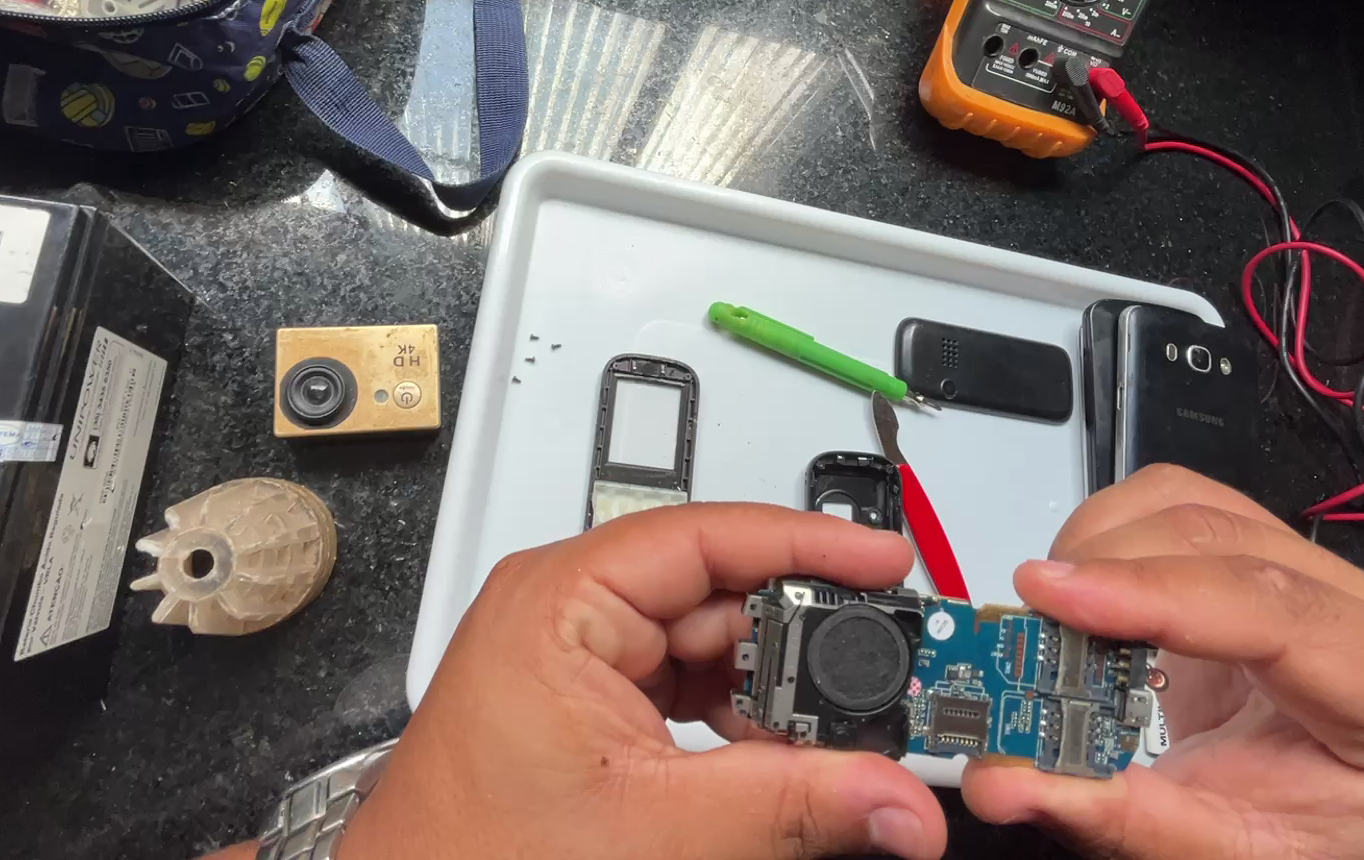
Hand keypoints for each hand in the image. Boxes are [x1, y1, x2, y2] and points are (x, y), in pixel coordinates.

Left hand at [339, 503, 948, 859]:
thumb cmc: (470, 856)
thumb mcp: (651, 828)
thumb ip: (788, 807)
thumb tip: (893, 795)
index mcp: (562, 597)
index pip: (704, 536)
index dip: (802, 541)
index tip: (877, 557)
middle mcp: (570, 602)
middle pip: (715, 587)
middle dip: (799, 634)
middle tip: (880, 667)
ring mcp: (582, 642)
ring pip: (708, 636)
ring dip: (773, 683)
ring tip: (836, 728)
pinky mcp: (593, 684)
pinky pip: (685, 673)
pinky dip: (737, 710)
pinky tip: (776, 750)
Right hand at [961, 465, 1363, 859]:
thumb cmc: (1336, 853)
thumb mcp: (1233, 858)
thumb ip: (1116, 815)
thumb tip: (1000, 781)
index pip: (1277, 609)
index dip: (1150, 591)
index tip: (1047, 594)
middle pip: (1217, 538)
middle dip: (1101, 565)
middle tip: (1027, 623)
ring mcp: (1324, 576)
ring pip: (1189, 501)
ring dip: (1100, 539)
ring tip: (1062, 608)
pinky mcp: (1266, 558)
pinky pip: (1177, 502)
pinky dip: (1112, 530)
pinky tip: (1097, 587)